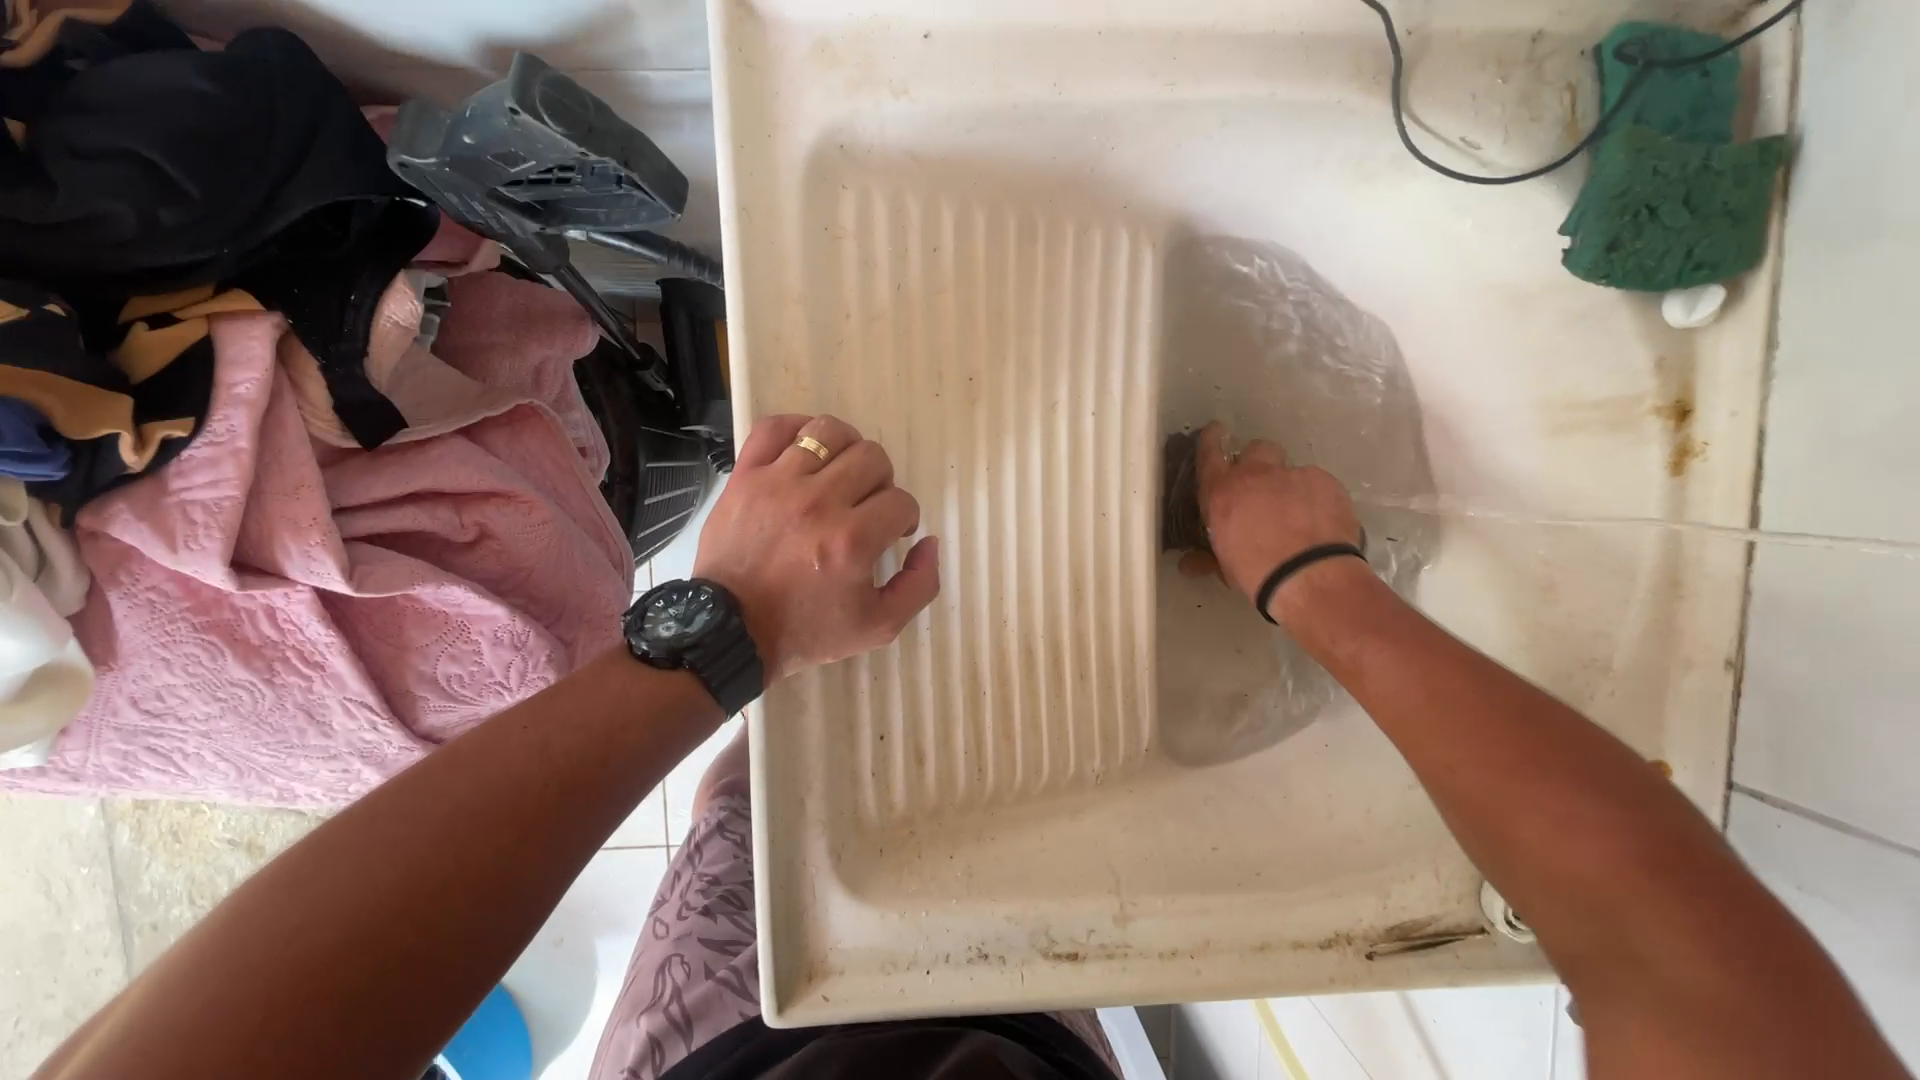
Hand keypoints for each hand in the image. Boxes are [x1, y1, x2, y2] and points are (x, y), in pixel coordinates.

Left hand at [693, 414, 939, 680]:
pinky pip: (774, 428)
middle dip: (881, 483)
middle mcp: (818, 504)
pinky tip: (805, 454)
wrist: (731, 632)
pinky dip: (796, 429)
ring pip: (830, 432)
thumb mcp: (878, 627)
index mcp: (852, 541)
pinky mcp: (745, 477)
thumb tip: (929, 542)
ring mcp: (777, 484)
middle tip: (866, 507)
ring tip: (839, 475)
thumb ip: (919, 586)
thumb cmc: (805, 631)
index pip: (901, 502)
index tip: (890, 534)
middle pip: (873, 458)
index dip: (904, 519)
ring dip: (846, 451)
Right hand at [1191, 423, 1362, 619]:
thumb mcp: (1225, 567)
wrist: (1309, 577)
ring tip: (1299, 513)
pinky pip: (1318, 483)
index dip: (1211, 440)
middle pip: (1257, 449)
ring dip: (1290, 484)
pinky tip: (1321, 522)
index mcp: (1222, 494)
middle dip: (1260, 462)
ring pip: (1290, 469)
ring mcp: (1293, 475)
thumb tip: (1189, 564)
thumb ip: (1208, 558)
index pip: (1209, 455)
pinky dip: (1318, 498)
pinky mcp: (1325, 481)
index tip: (1216, 431)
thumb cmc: (1257, 574)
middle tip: (1264, 486)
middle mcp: (1255, 475)